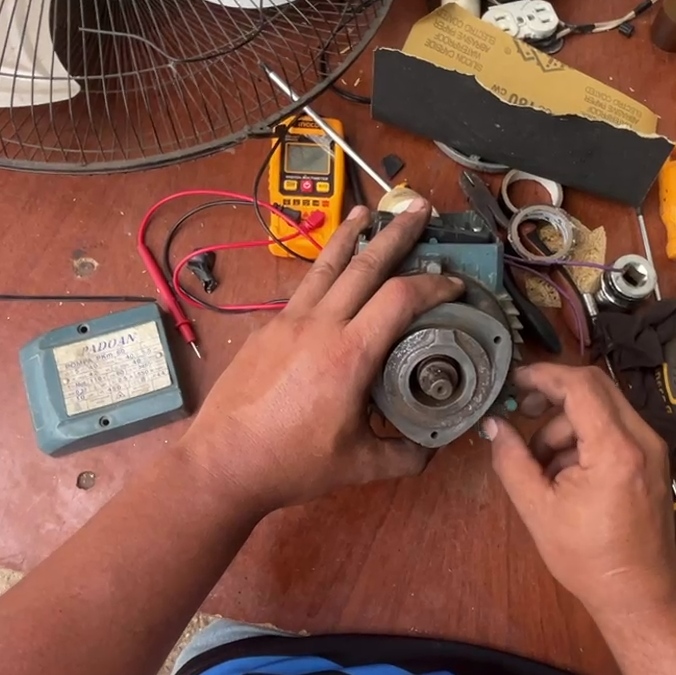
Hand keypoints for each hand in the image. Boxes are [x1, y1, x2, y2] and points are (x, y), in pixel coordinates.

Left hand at [175, 201, 462, 514]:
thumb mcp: (359, 466)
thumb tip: (432, 449)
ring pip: (326, 266)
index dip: (434, 285)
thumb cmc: (291, 464)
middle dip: (397, 233)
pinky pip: (302, 289)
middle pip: (364, 264)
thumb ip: (404, 455)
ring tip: (366, 211)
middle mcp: (319, 326)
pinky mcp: (265, 329)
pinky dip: (324, 271)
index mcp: (349, 354)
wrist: (221, 463)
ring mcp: (287, 322)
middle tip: (419, 209)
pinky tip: (330, 274)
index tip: (454, 284)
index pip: (401, 299)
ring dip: (350, 235)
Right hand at [484, 364, 675, 618]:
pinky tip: (565, 472)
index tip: (515, 383)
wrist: (638, 592)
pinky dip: (583, 436)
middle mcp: (641, 439)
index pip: (581, 386)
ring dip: (566, 422)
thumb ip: (512, 461)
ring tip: (542, 465)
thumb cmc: (587, 558)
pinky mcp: (650, 458)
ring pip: (603, 406)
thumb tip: (494, 425)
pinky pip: (613, 426)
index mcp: (615, 450)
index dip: (544, 376)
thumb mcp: (537, 510)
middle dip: (554, 393)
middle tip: (524, 412)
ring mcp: (651, 447)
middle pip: (595, 386)